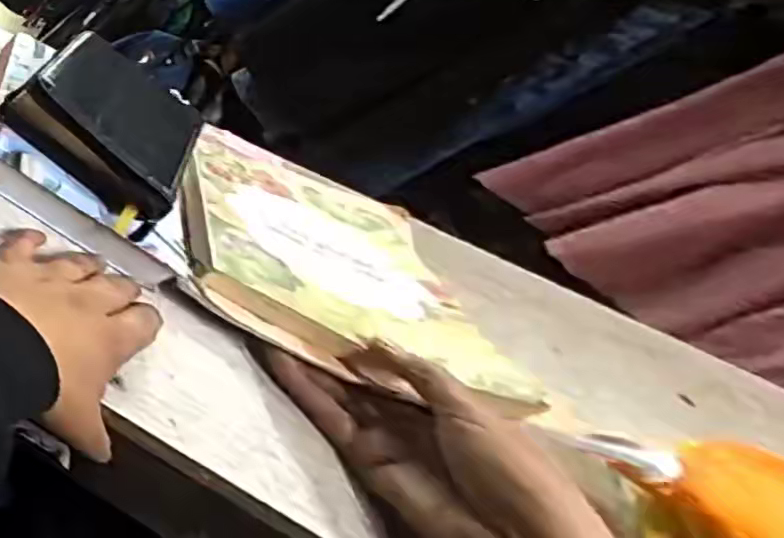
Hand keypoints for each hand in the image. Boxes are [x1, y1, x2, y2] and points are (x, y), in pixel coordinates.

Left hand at [0, 230, 161, 461]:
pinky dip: (30, 239)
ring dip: (88, 263)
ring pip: (76, 262)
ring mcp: (48, 274)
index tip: (148, 319)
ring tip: (98, 261)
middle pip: (115, 286)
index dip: (147, 320)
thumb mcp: (78, 424)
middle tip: (128, 287)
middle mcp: (85, 298)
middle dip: (124, 287)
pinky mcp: (13, 261)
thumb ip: (95, 435)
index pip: (142, 323)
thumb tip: (103, 454)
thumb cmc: (45, 387)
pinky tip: (36, 236)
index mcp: (109, 336)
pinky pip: (24, 243)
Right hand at [264, 345, 609, 537]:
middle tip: (286, 314)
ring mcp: (385, 440)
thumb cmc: (513, 470)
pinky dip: (302, 390)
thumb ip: (418, 372)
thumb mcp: (472, 410)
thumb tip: (372, 337)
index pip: (390, 367)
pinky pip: (330, 419)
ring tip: (270, 328)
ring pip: (336, 394)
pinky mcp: (365, 460)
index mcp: (441, 405)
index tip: (326, 313)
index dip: (360, 343)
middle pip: (357, 379)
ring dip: (305, 364)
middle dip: (324, 350)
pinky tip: (279, 360)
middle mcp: (408, 419)